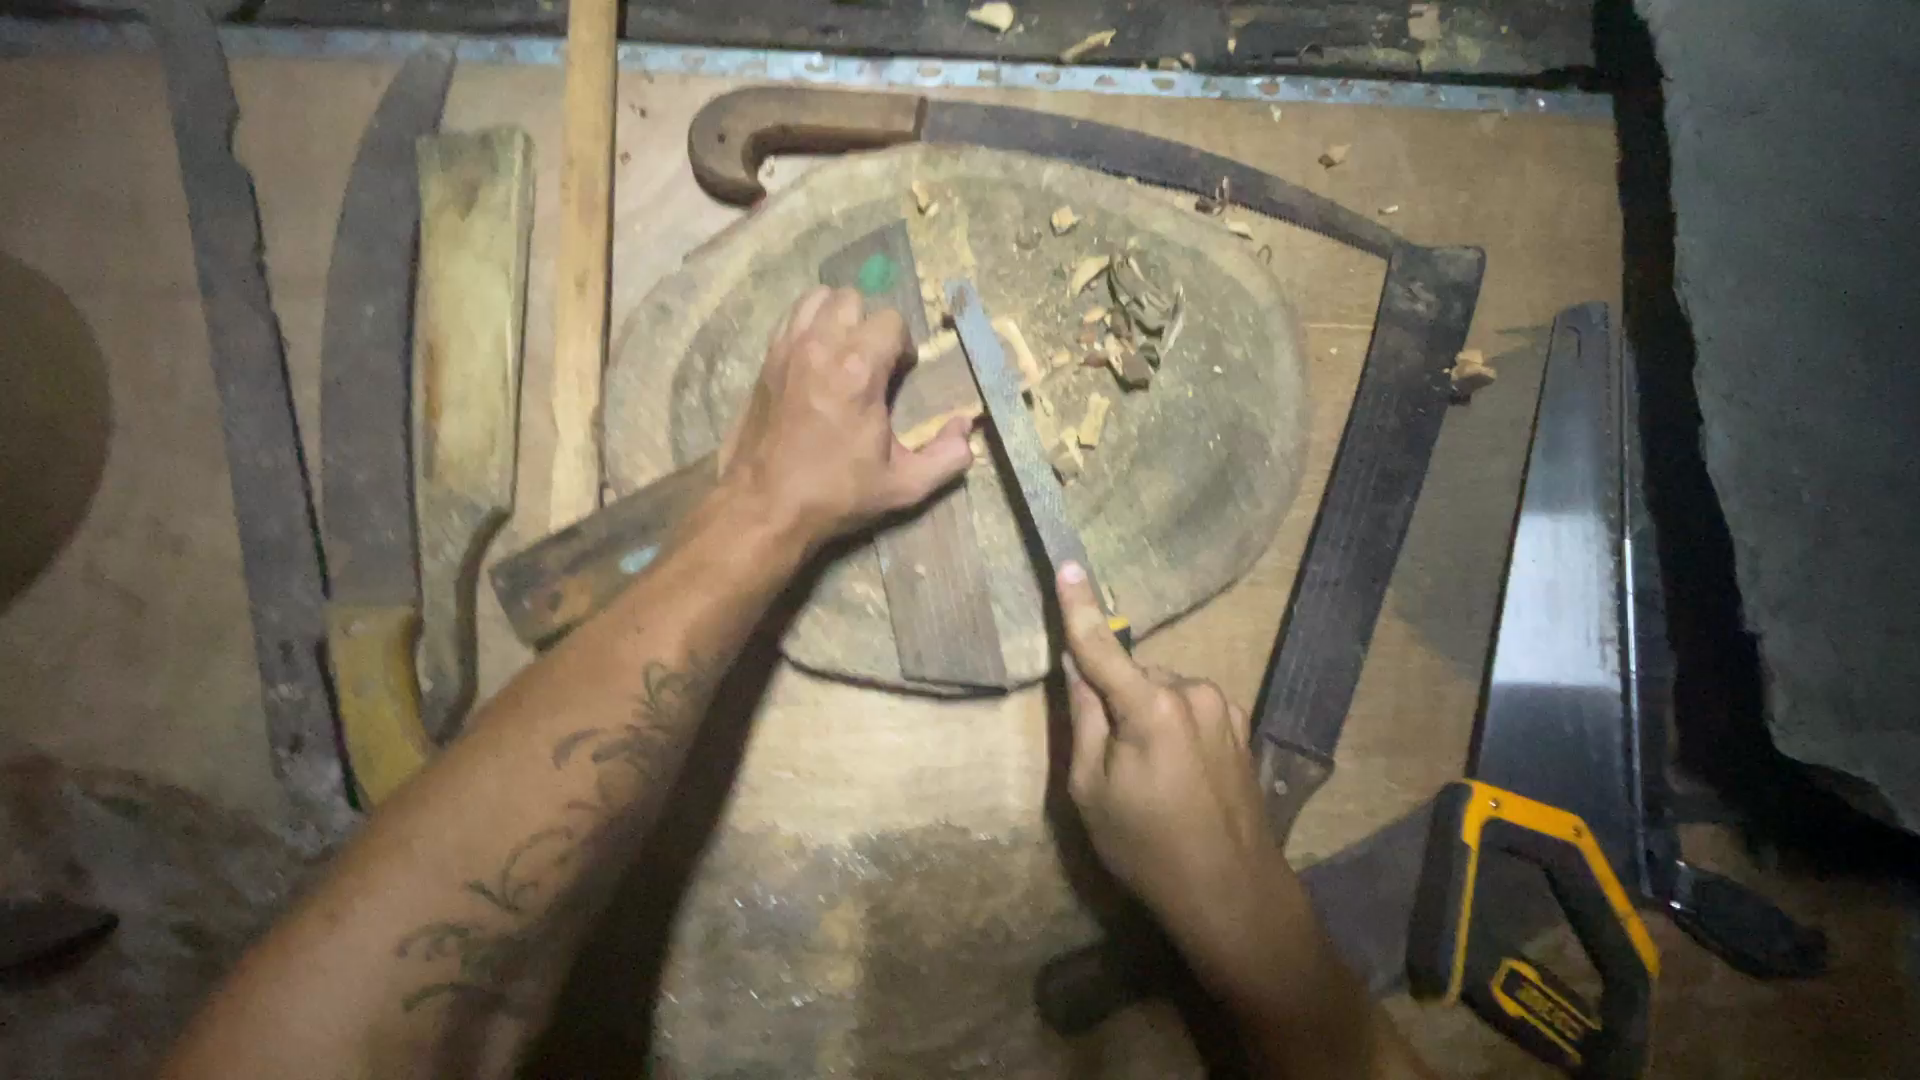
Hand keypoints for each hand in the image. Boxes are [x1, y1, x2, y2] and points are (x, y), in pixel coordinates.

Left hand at [720, 286, 974, 548]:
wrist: (765, 506)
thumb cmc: (836, 494)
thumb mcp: (903, 486)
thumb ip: (946, 457)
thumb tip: (966, 428)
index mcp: (858, 371)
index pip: (891, 321)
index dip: (903, 345)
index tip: (900, 376)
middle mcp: (820, 347)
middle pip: (853, 300)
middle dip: (869, 325)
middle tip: (873, 362)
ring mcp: (787, 350)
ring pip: (817, 299)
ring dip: (837, 317)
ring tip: (843, 353)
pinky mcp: (764, 361)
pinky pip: (790, 319)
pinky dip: (808, 326)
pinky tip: (816, 360)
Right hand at [1055, 561, 1308, 982]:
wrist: (1232, 894)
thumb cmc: (1147, 847)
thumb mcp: (1090, 790)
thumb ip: (1083, 719)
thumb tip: (1077, 668)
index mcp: (1151, 708)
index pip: (1101, 647)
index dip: (1078, 607)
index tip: (1069, 564)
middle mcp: (1191, 692)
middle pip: (1132, 675)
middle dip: (1115, 699)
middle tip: (1111, 760)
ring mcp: (1222, 707)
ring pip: (1162, 691)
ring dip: (1146, 713)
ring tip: (1151, 777)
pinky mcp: (1239, 724)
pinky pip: (1188, 707)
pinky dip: (1172, 724)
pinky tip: (1179, 774)